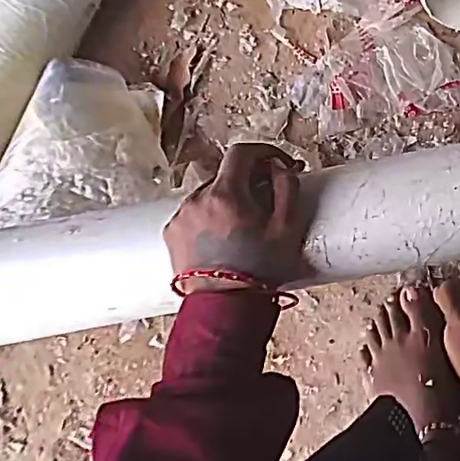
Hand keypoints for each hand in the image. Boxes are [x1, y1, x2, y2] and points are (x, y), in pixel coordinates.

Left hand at [165, 143, 308, 291]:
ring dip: (228, 202)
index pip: (242, 152)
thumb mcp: (287, 229)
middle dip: (248, 183)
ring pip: (211, 195)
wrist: (224, 308)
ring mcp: (181, 216)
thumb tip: (280, 168)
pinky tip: (224, 239)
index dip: (265, 152)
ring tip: (244, 229)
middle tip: (267, 204)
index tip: (278, 164)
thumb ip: (287, 188)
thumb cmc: (258, 272)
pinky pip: (195, 213)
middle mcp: (198, 199)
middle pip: (227, 175)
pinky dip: (210, 218)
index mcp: (226, 194)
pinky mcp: (172, 232)